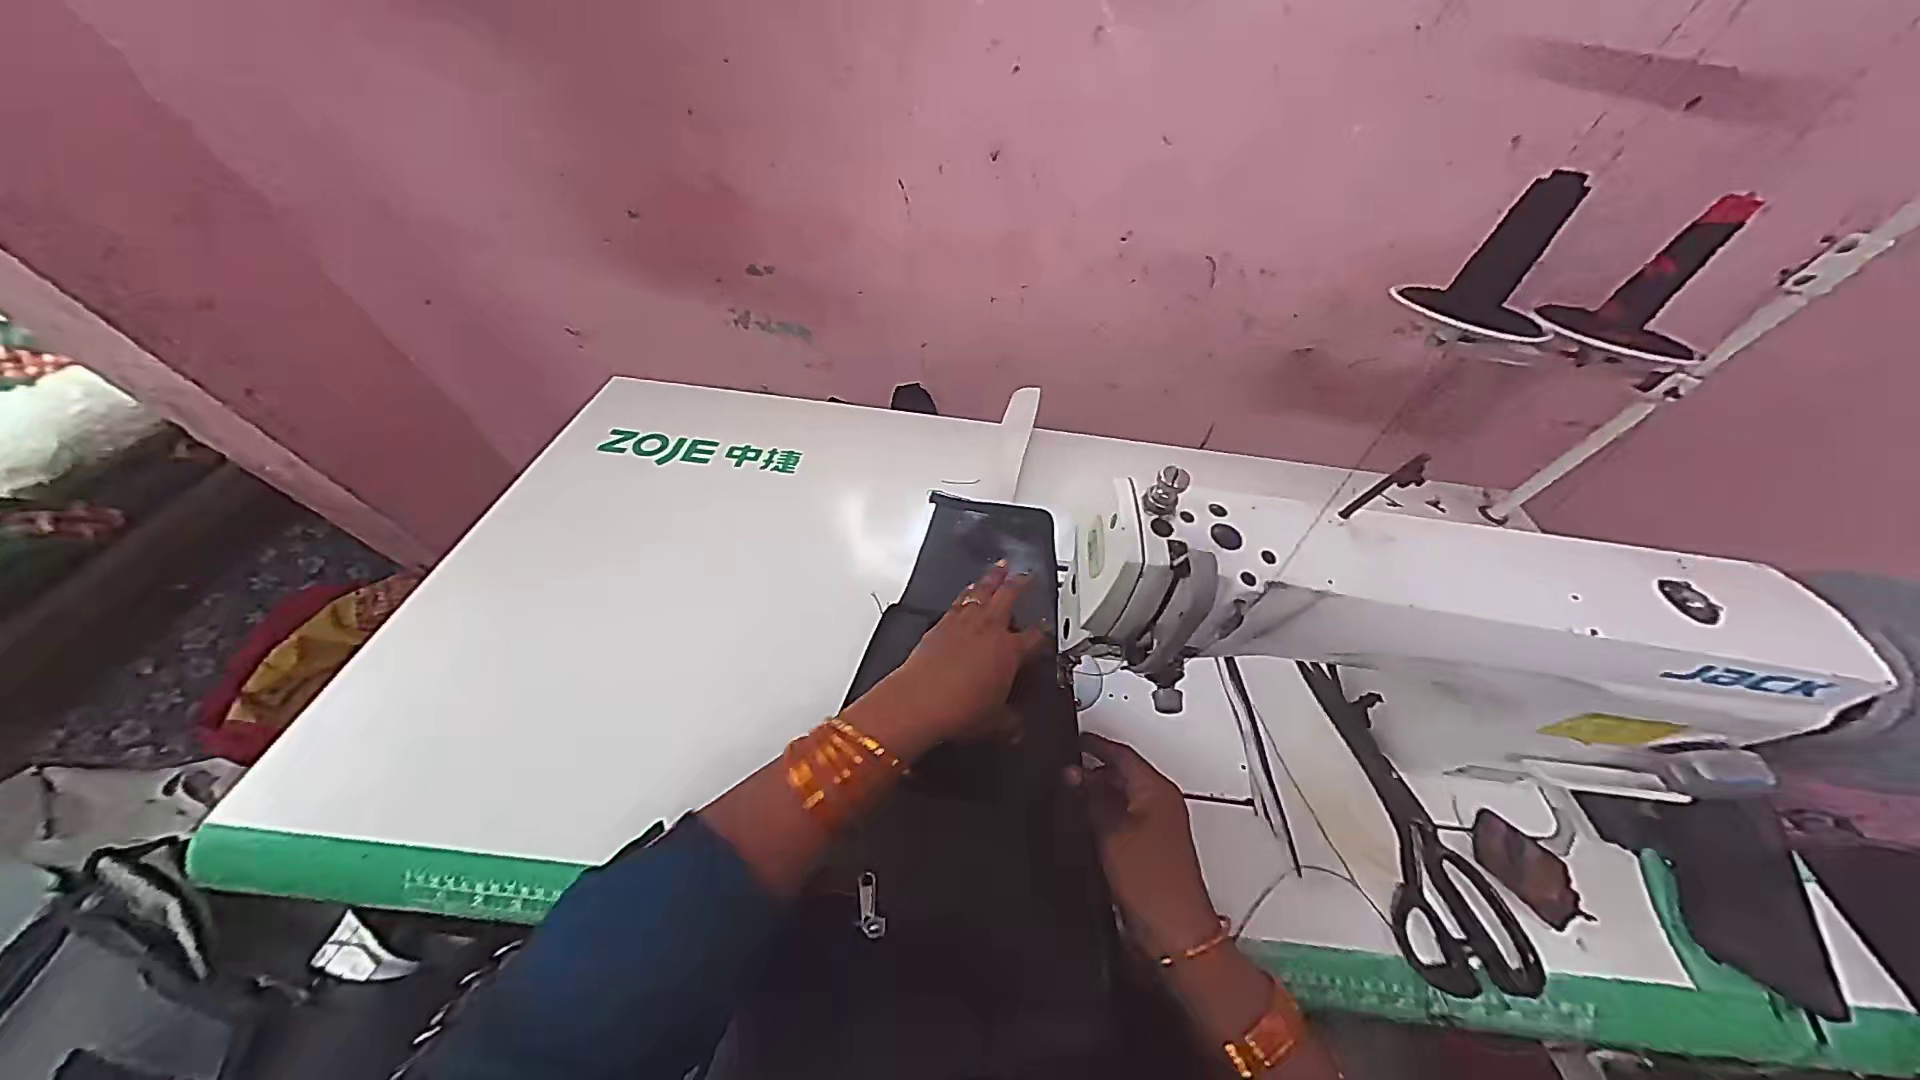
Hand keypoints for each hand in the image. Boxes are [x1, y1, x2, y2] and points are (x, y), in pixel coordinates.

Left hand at [842, 562, 1050, 755]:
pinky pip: (959, 601)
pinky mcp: (941, 624)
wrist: (920, 701)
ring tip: (999, 569)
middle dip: (1020, 583)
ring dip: (992, 579)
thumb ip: (1010, 723)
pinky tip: (967, 592)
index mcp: (1010, 650)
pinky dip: (966, 593)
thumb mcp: (994, 722)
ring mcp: (964, 622)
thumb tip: (1015, 729)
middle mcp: (989, 629)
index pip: (1036, 637)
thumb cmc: (958, 708)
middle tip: (1026, 575)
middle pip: (1010, 596)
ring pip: (982, 591)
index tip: (1046, 633)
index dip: (1044, 634)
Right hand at [1072, 734, 1219, 955]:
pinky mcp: (1151, 846)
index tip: (1078, 738)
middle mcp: (1161, 803)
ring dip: (1099, 792)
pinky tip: (1087, 821)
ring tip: (1073, 792)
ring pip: (1124, 795)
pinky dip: (1105, 813)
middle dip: (1095, 769)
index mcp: (1157, 790)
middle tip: (1068, 768)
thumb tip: (1075, 776)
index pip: (1123, 753)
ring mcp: (1158, 825)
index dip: (1096, 744)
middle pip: (1124, 772)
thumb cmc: (1155, 885)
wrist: (1173, 930)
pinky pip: (1125, 816)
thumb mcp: (1111, 832)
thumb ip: (1090, 798)